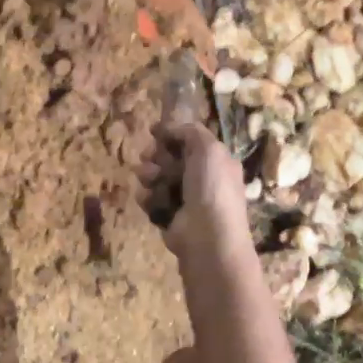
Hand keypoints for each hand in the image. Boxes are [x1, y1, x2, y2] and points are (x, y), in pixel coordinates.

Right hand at [136, 122, 249, 264]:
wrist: (207, 236)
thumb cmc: (212, 188)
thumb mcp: (208, 149)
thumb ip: (191, 132)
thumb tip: (172, 127)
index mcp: (216, 161)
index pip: (190, 141)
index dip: (171, 134)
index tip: (154, 131)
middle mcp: (201, 178)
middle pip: (169, 158)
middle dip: (155, 155)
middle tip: (148, 156)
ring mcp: (185, 198)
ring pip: (157, 178)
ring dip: (148, 175)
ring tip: (148, 179)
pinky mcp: (169, 216)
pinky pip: (151, 199)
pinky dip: (147, 198)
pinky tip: (149, 199)